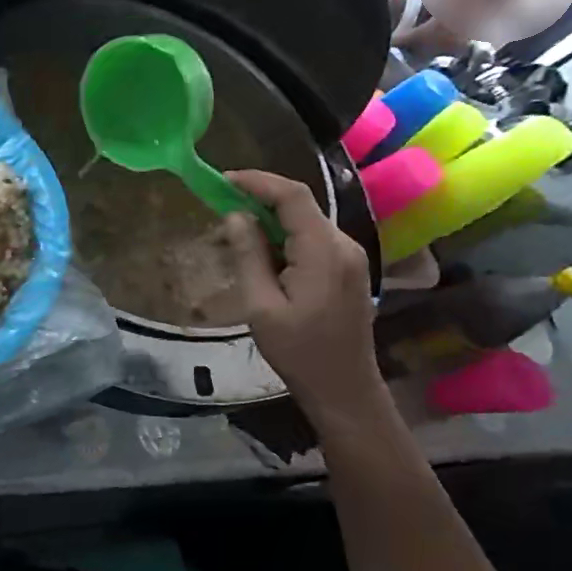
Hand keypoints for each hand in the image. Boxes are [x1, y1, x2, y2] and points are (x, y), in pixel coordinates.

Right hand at [224, 171, 384, 419]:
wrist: (344, 389)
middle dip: (260, 201)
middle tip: (222, 209)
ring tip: (236, 236)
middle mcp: (343, 244)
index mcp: (323, 251)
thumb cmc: (299, 353)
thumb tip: (235, 216)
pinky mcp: (348, 269)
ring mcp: (350, 257)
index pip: (292, 196)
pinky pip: (313, 240)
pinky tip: (264, 256)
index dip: (257, 181)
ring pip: (306, 222)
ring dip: (272, 222)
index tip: (223, 181)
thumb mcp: (261, 307)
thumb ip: (248, 256)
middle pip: (300, 206)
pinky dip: (286, 238)